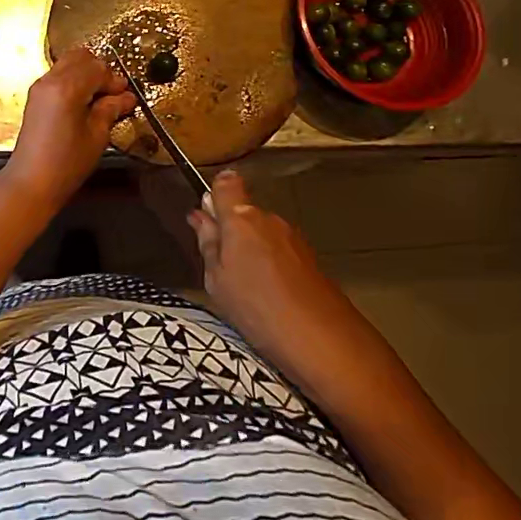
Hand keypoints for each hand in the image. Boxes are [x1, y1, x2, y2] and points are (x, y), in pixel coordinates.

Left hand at [2, 46, 136, 210]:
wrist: (30, 183)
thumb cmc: (65, 164)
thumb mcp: (96, 136)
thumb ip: (110, 110)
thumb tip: (125, 97)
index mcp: (67, 88)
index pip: (98, 68)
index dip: (115, 80)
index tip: (125, 96)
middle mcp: (50, 81)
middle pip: (81, 57)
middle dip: (100, 71)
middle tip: (113, 93)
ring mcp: (40, 87)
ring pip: (68, 63)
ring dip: (86, 74)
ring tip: (99, 100)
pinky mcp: (35, 97)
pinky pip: (58, 76)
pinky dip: (74, 81)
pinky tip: (83, 104)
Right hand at [188, 171, 354, 357]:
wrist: (320, 337)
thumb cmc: (256, 307)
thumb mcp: (217, 279)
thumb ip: (208, 242)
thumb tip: (200, 215)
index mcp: (241, 218)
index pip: (226, 182)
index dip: (215, 194)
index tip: (208, 218)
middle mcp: (269, 219)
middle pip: (245, 212)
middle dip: (233, 231)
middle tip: (223, 266)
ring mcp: (293, 236)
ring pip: (263, 233)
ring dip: (254, 250)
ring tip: (249, 288)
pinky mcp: (309, 256)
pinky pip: (281, 250)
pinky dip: (273, 264)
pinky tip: (271, 295)